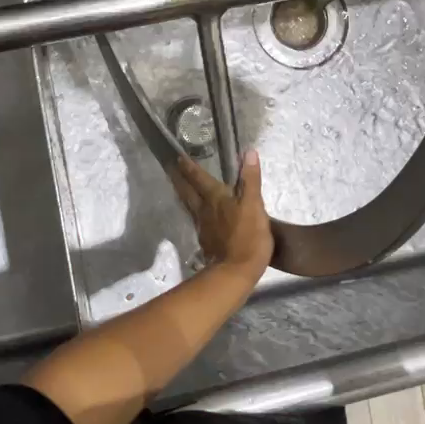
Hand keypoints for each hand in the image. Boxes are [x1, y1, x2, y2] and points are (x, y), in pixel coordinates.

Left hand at [172, 149, 274, 276]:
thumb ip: (250, 179)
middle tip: (170, 169)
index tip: (178, 157)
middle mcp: (204, 210)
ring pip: (190, 207)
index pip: (200, 178)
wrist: (236, 271)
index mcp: (216, 198)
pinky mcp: (206, 242)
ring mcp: (203, 227)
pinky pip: (197, 222)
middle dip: (179, 180)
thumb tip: (248, 152)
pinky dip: (194, 214)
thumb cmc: (248, 236)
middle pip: (188, 192)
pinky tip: (197, 216)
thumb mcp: (254, 205)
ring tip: (178, 188)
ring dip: (183, 195)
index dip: (189, 167)